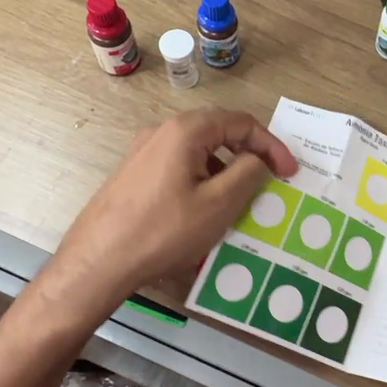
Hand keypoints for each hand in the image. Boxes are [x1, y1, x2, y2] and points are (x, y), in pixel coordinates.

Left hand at [36, 109, 296, 321]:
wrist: (97, 263)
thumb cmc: (163, 231)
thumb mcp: (219, 204)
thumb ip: (248, 173)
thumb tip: (257, 159)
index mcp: (186, 130)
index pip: (242, 123)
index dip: (272, 146)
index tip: (290, 173)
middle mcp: (162, 131)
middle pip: (219, 131)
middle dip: (250, 153)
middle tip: (272, 179)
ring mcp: (143, 152)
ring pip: (198, 150)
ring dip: (226, 168)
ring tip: (242, 198)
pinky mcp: (133, 174)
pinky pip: (180, 166)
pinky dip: (203, 178)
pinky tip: (206, 208)